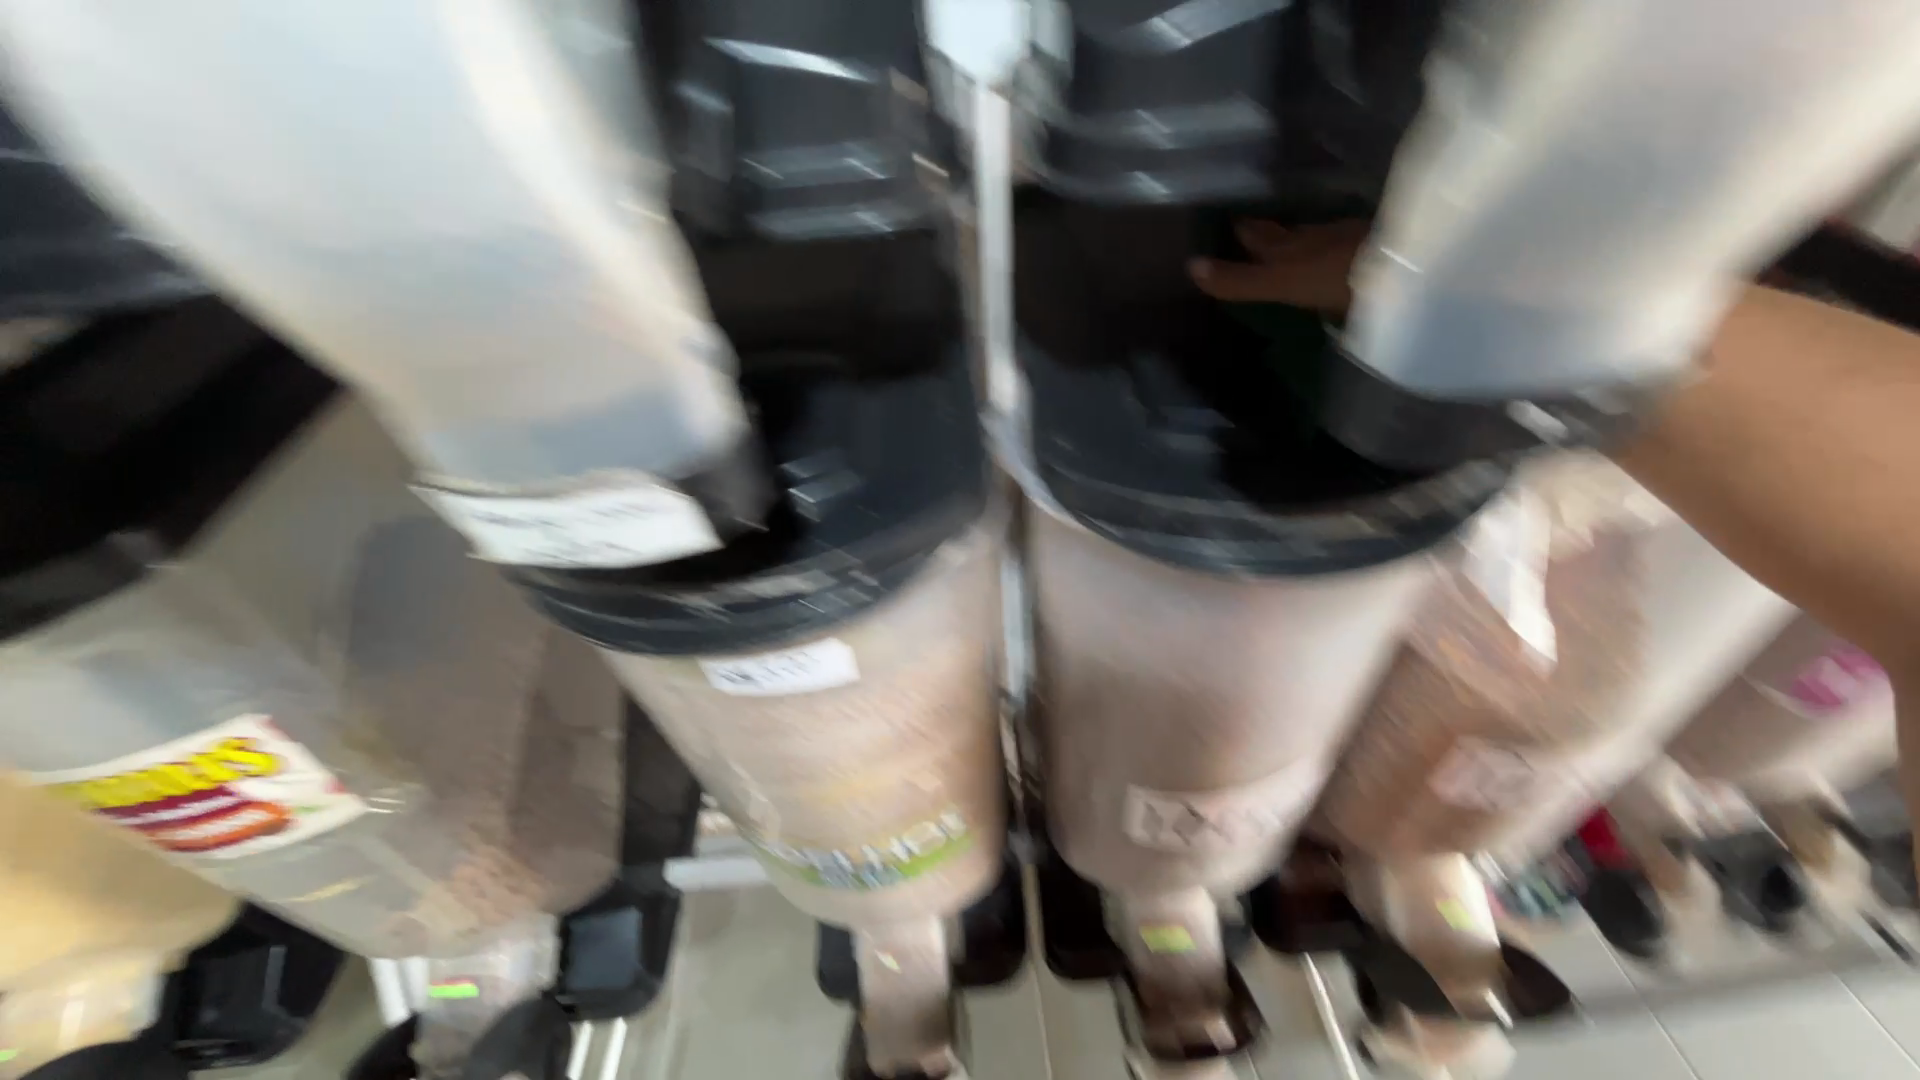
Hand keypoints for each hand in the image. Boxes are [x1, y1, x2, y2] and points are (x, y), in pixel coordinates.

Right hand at [1187, 218, 1372, 314]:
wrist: (1405, 266)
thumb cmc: (1337, 276)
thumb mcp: (1282, 282)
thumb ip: (1240, 280)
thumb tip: (1190, 267)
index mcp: (1289, 249)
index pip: (1259, 239)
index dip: (1244, 232)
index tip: (1230, 221)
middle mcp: (1315, 237)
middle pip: (1285, 234)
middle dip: (1268, 230)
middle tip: (1252, 224)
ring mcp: (1349, 239)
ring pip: (1315, 236)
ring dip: (1301, 238)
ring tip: (1292, 239)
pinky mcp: (1378, 247)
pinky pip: (1345, 243)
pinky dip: (1333, 247)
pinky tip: (1337, 253)